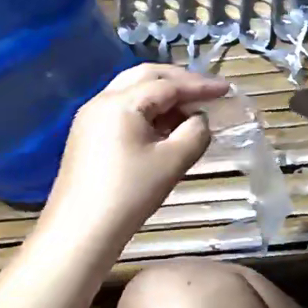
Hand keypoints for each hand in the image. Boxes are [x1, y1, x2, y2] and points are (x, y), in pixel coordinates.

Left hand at [39, 64, 230, 253]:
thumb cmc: (129, 193)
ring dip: (163, 95)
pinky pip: (122, 109)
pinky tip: (164, 128)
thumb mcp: (173, 161)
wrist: (80, 230)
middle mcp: (102, 100)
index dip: (199, 86)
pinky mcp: (86, 135)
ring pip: (132, 91)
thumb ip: (196, 132)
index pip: (167, 84)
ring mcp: (90, 117)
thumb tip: (198, 119)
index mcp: (121, 102)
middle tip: (207, 91)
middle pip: (146, 77)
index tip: (226, 89)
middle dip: (179, 81)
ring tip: (189, 111)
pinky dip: (147, 110)